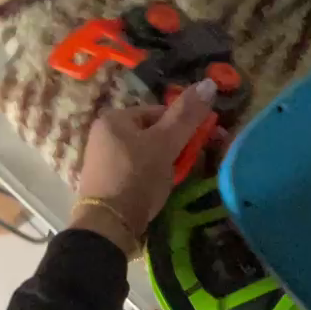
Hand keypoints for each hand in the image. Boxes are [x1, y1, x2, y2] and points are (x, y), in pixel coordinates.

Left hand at [71, 81, 218, 254]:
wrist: (108, 226)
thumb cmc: (137, 178)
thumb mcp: (165, 145)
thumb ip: (186, 116)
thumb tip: (209, 83)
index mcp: (114, 118)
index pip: (158, 113)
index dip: (181, 128)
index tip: (194, 148)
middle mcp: (103, 134)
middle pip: (150, 135)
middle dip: (171, 150)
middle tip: (182, 169)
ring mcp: (101, 161)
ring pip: (143, 156)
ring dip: (162, 167)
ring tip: (169, 184)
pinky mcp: (104, 185)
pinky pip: (133, 174)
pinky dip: (147, 181)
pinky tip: (153, 194)